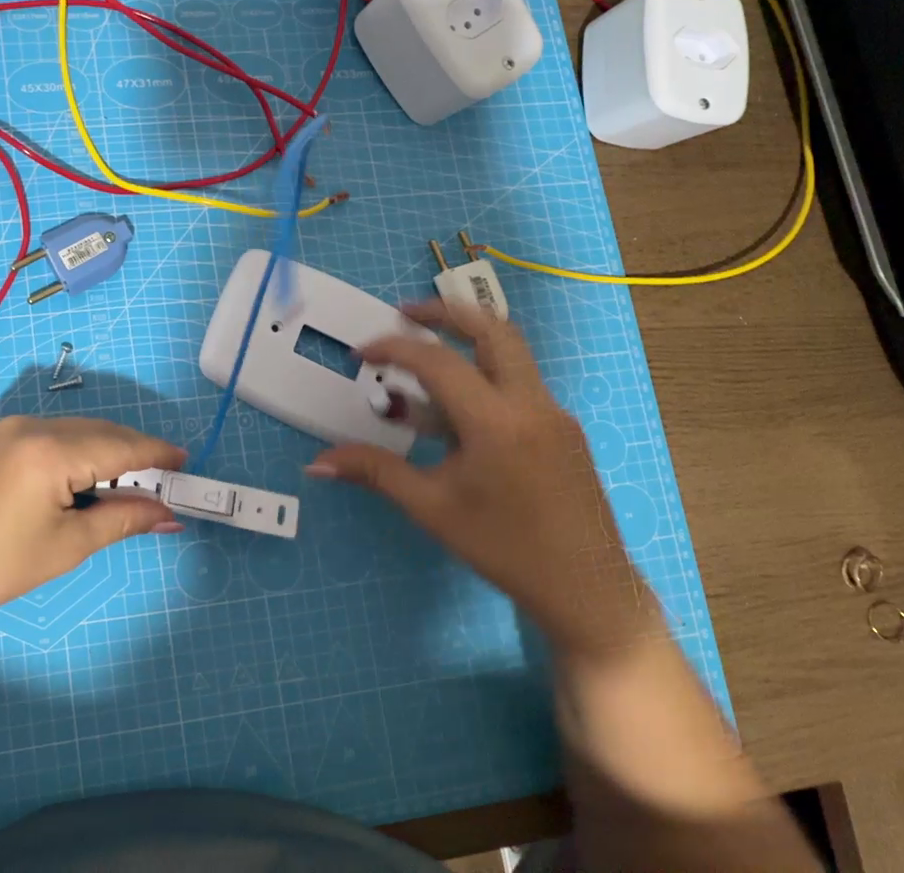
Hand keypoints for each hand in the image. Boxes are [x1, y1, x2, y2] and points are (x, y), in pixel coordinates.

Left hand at [0, 416, 185, 628]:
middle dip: (135, 454)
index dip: (157, 454)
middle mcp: (31, 425)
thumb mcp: (70, 544)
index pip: (119, 446)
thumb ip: (124, 519)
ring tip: (131, 487)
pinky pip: (53, 435)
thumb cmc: (0, 566)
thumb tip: (169, 512)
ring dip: (107, 452)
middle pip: (100, 432)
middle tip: (165, 483)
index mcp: (50, 450)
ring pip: (77, 430)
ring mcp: (10, 428)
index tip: (187, 464)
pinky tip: (90, 479)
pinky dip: (79, 451)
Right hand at [308, 301, 661, 655]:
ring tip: (417, 371)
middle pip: (493, 330)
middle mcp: (531, 404)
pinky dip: (480, 383)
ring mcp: (553, 415)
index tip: (360, 353)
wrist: (586, 589)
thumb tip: (316, 461)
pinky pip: (517, 388)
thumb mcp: (431, 508)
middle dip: (446, 313)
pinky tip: (449, 421)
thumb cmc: (502, 547)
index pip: (438, 361)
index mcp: (496, 421)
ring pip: (509, 357)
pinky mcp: (562, 431)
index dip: (394, 347)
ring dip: (464, 349)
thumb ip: (375, 472)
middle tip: (404, 313)